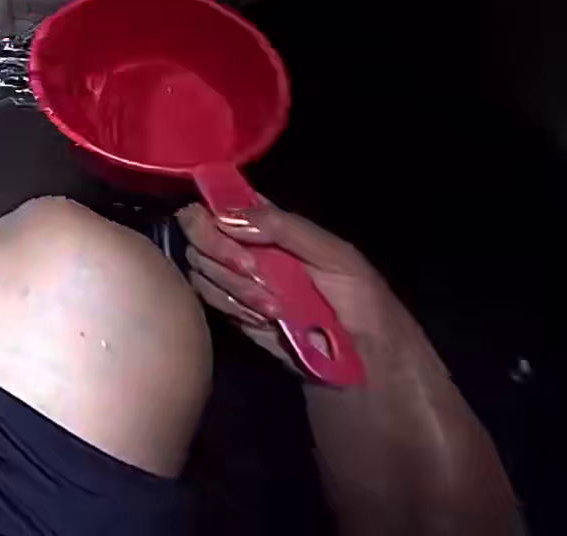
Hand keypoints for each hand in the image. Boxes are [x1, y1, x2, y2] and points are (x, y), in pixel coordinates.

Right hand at [176, 200, 433, 380]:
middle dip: (218, 248)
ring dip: (232, 284)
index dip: (210, 208)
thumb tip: (223, 217)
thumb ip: (283, 226)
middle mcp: (238, 242)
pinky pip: (205, 293)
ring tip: (273, 307)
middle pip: (195, 228)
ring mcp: (228, 273)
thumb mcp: (337, 256)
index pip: (217, 199)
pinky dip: (230, 305)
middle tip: (250, 270)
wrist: (370, 367)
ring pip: (198, 262)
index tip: (223, 227)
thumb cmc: (364, 304)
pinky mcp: (224, 304)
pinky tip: (261, 318)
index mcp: (264, 222)